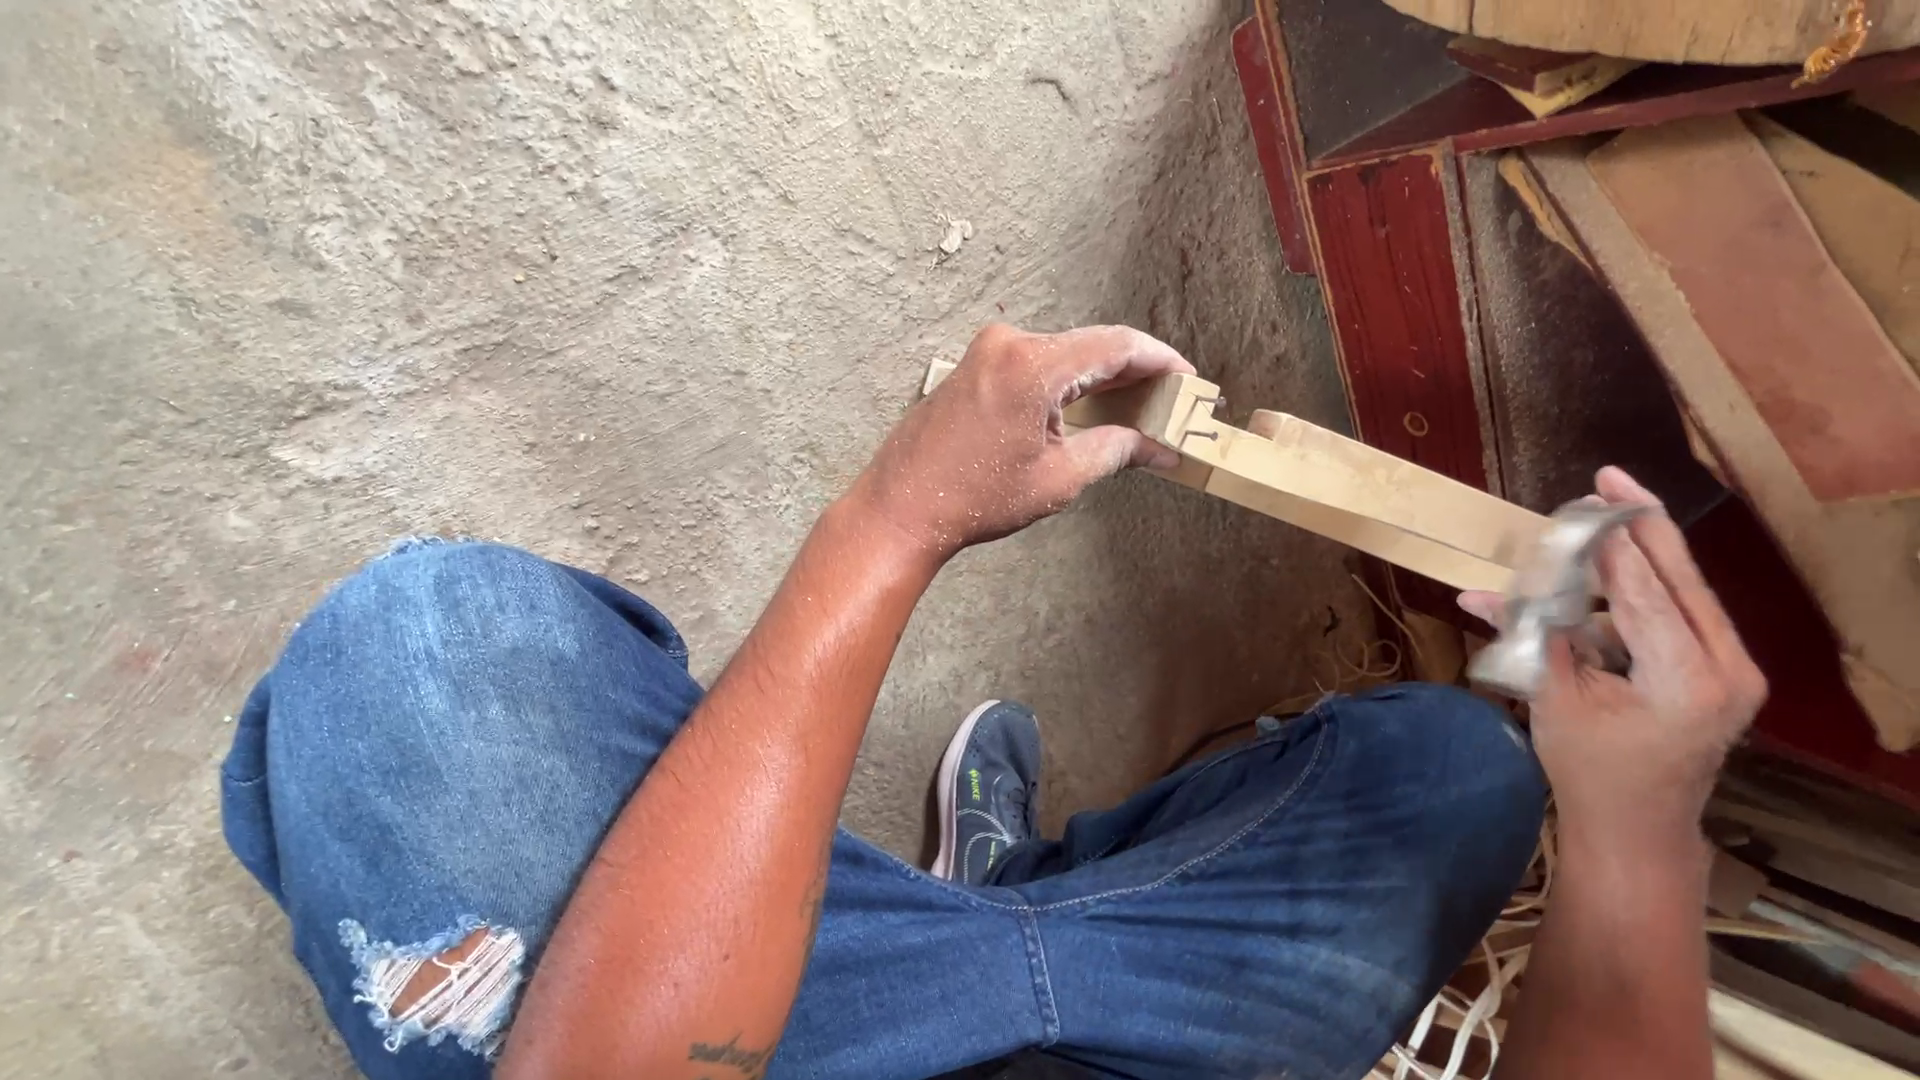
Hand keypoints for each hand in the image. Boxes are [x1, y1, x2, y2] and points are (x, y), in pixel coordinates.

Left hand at [850, 324, 1193, 558]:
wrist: (901, 508)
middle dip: (1133, 372)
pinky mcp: (976, 366)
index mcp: (1032, 365)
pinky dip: (1067, 381)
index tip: (1187, 379)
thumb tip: (1156, 448)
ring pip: (1064, 354)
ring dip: (1100, 378)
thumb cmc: (971, 499)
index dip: (1161, 360)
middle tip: (1167, 400)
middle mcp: (1008, 345)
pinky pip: (1036, 363)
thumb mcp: (1057, 478)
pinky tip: (1088, 406)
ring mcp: (987, 352)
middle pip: (1091, 345)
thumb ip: (1114, 451)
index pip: (1117, 345)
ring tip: (1134, 409)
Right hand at [1459, 467, 1766, 840]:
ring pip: (1681, 592)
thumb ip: (1532, 634)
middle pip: (1681, 579)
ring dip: (1636, 559)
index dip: (1611, 546)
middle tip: (1612, 478)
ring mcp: (1730, 670)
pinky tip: (1602, 575)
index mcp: (1689, 679)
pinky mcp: (1716, 673)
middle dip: (1642, 527)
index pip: (1647, 594)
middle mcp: (1728, 667)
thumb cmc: (1590, 771)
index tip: (1586, 500)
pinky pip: (1675, 615)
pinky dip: (1636, 593)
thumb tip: (1478, 591)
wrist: (1636, 829)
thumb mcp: (1553, 699)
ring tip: (1600, 521)